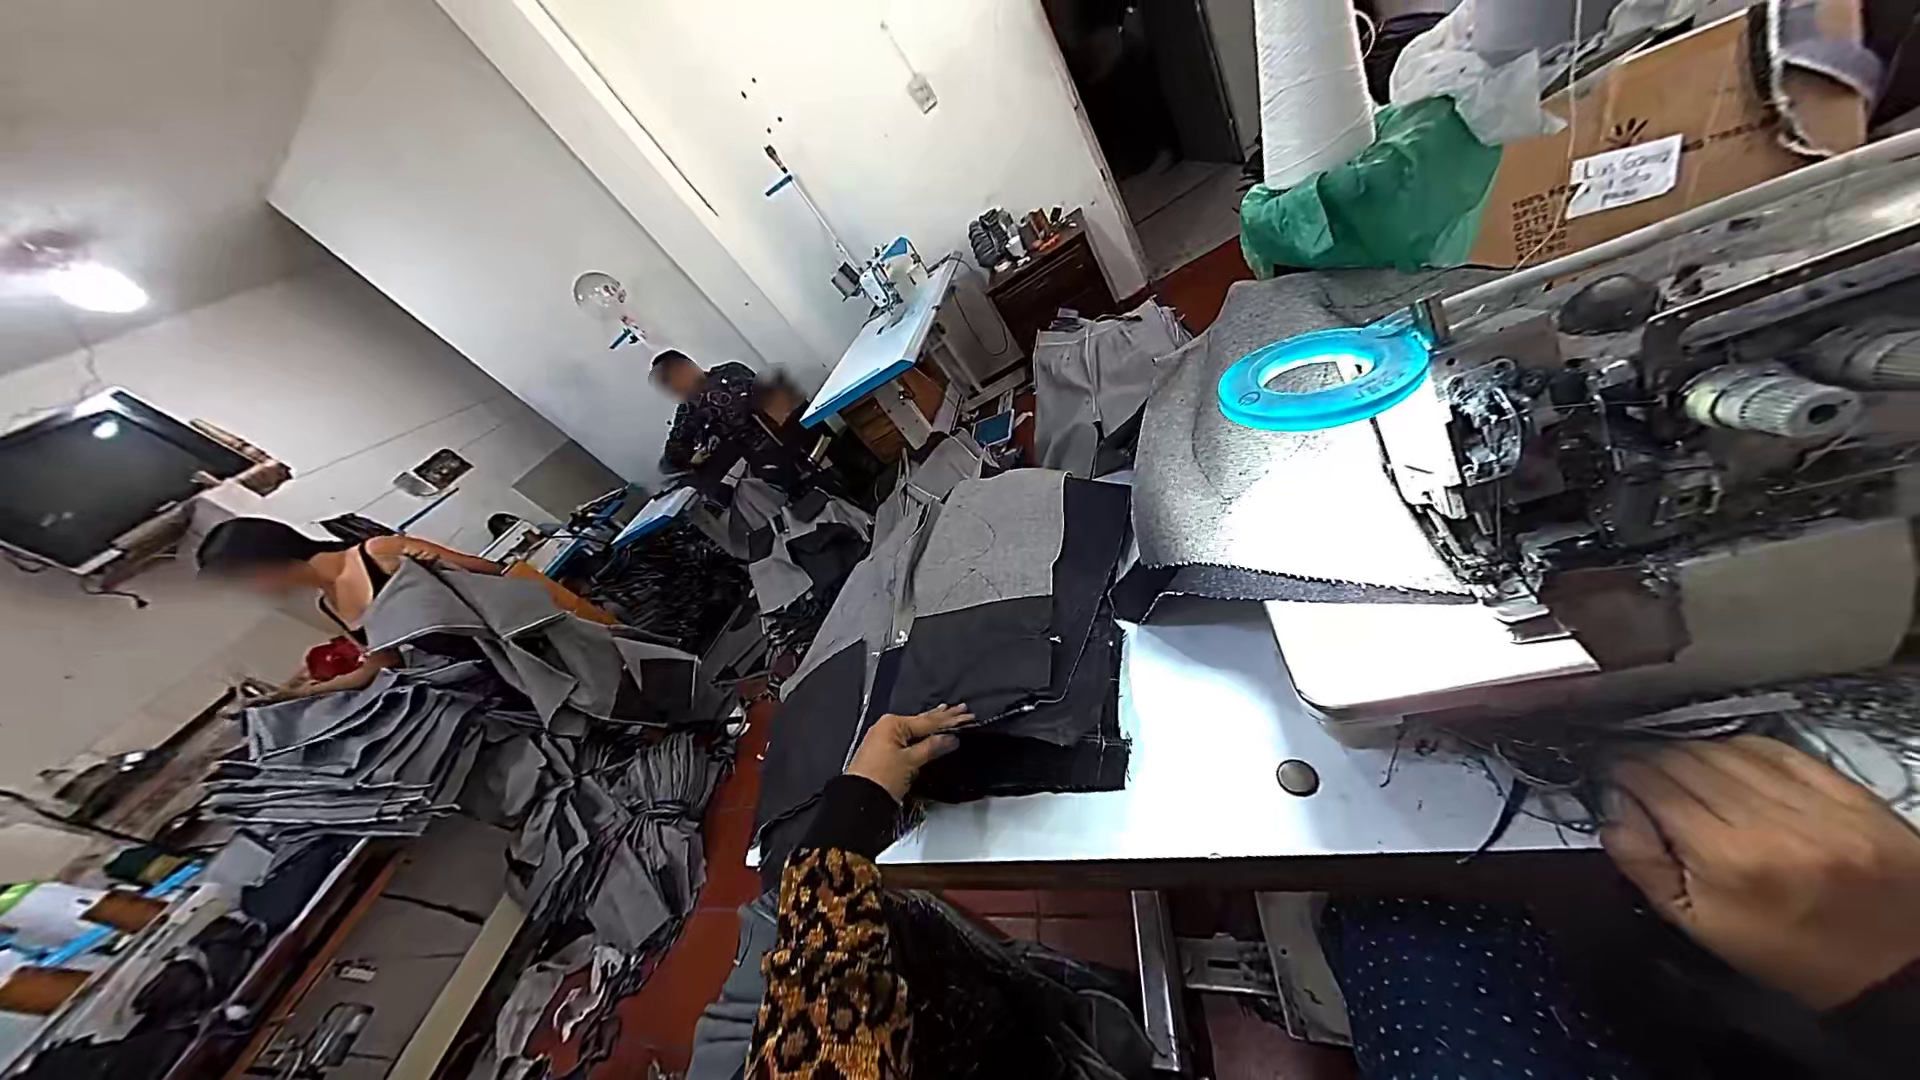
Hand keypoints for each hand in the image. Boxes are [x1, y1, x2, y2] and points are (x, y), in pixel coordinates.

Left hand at [846, 704, 971, 801]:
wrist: (858, 800)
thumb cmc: (882, 778)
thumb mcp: (910, 761)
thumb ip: (932, 747)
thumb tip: (951, 738)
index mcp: (893, 724)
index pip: (928, 721)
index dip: (950, 720)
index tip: (967, 716)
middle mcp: (887, 726)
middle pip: (922, 721)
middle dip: (943, 717)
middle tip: (963, 709)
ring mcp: (885, 738)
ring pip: (916, 728)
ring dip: (934, 724)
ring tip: (949, 712)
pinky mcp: (884, 750)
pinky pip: (909, 737)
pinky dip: (923, 735)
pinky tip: (930, 731)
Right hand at [1603, 735, 1919, 1009]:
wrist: (1902, 977)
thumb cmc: (1792, 952)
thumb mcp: (1692, 919)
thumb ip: (1636, 859)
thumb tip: (1613, 808)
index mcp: (1730, 857)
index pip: (1648, 782)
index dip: (1617, 771)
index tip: (1609, 775)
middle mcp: (1778, 827)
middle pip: (1681, 759)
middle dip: (1645, 758)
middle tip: (1634, 769)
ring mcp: (1826, 813)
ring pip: (1724, 750)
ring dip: (1688, 751)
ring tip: (1679, 768)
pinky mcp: (1860, 806)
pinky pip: (1781, 753)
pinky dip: (1742, 750)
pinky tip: (1729, 763)